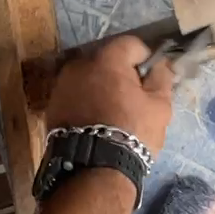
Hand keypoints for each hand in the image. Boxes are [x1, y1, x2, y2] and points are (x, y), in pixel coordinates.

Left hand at [47, 36, 174, 155]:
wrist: (93, 169)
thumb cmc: (132, 132)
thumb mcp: (159, 106)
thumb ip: (162, 79)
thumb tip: (162, 64)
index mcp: (107, 59)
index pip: (130, 44)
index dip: (145, 57)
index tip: (152, 75)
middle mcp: (80, 65)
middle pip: (107, 59)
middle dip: (121, 72)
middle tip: (134, 95)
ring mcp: (62, 85)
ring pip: (89, 78)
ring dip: (102, 86)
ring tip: (114, 110)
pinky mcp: (53, 106)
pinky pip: (76, 94)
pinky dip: (86, 100)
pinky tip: (96, 120)